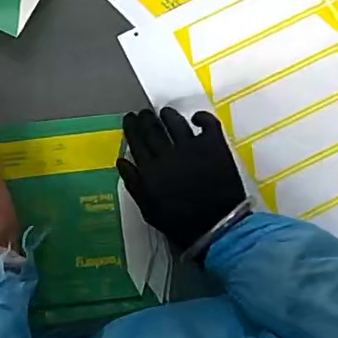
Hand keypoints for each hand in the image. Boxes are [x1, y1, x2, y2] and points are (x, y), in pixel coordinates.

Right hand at [118, 107, 246, 251]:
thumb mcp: (147, 208)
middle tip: (143, 113)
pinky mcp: (215, 147)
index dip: (131, 128)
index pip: (136, 142)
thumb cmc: (178, 222)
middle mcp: (167, 154)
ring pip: (176, 123)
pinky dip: (201, 117)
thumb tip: (121, 161)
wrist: (216, 226)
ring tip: (165, 112)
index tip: (129, 118)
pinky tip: (196, 117)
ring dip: (168, 116)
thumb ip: (133, 183)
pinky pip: (208, 124)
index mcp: (150, 169)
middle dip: (146, 119)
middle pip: (153, 130)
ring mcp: (192, 148)